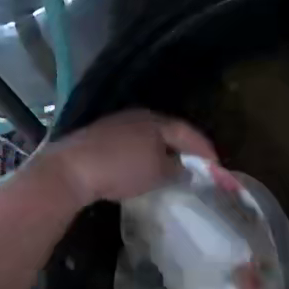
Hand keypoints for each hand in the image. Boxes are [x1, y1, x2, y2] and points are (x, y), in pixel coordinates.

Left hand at [30, 109, 218, 206]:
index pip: (188, 131)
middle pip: (167, 130)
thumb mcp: (157, 172)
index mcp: (155, 120)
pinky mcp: (98, 137)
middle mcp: (136, 116)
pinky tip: (142, 169)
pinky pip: (130, 144)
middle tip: (197, 167)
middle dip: (183, 148)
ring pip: (147, 137)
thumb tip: (184, 167)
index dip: (205, 150)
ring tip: (172, 170)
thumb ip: (177, 168)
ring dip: (162, 152)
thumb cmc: (120, 168)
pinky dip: (143, 155)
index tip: (217, 168)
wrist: (71, 169)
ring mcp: (114, 124)